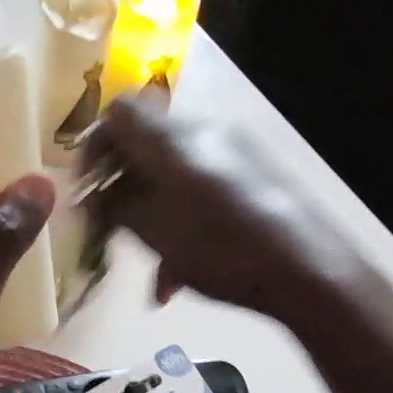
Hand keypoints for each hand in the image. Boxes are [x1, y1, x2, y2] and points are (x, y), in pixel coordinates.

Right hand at [78, 94, 382, 328]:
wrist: (306, 269)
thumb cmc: (222, 249)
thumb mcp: (155, 234)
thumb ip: (116, 209)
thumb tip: (95, 196)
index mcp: (174, 140)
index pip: (118, 115)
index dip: (93, 149)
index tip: (85, 193)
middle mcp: (203, 134)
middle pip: (144, 148)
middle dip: (120, 193)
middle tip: (107, 233)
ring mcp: (232, 155)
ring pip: (171, 180)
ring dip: (149, 222)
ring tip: (149, 271)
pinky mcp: (252, 180)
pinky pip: (199, 195)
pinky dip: (179, 229)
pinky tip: (177, 278)